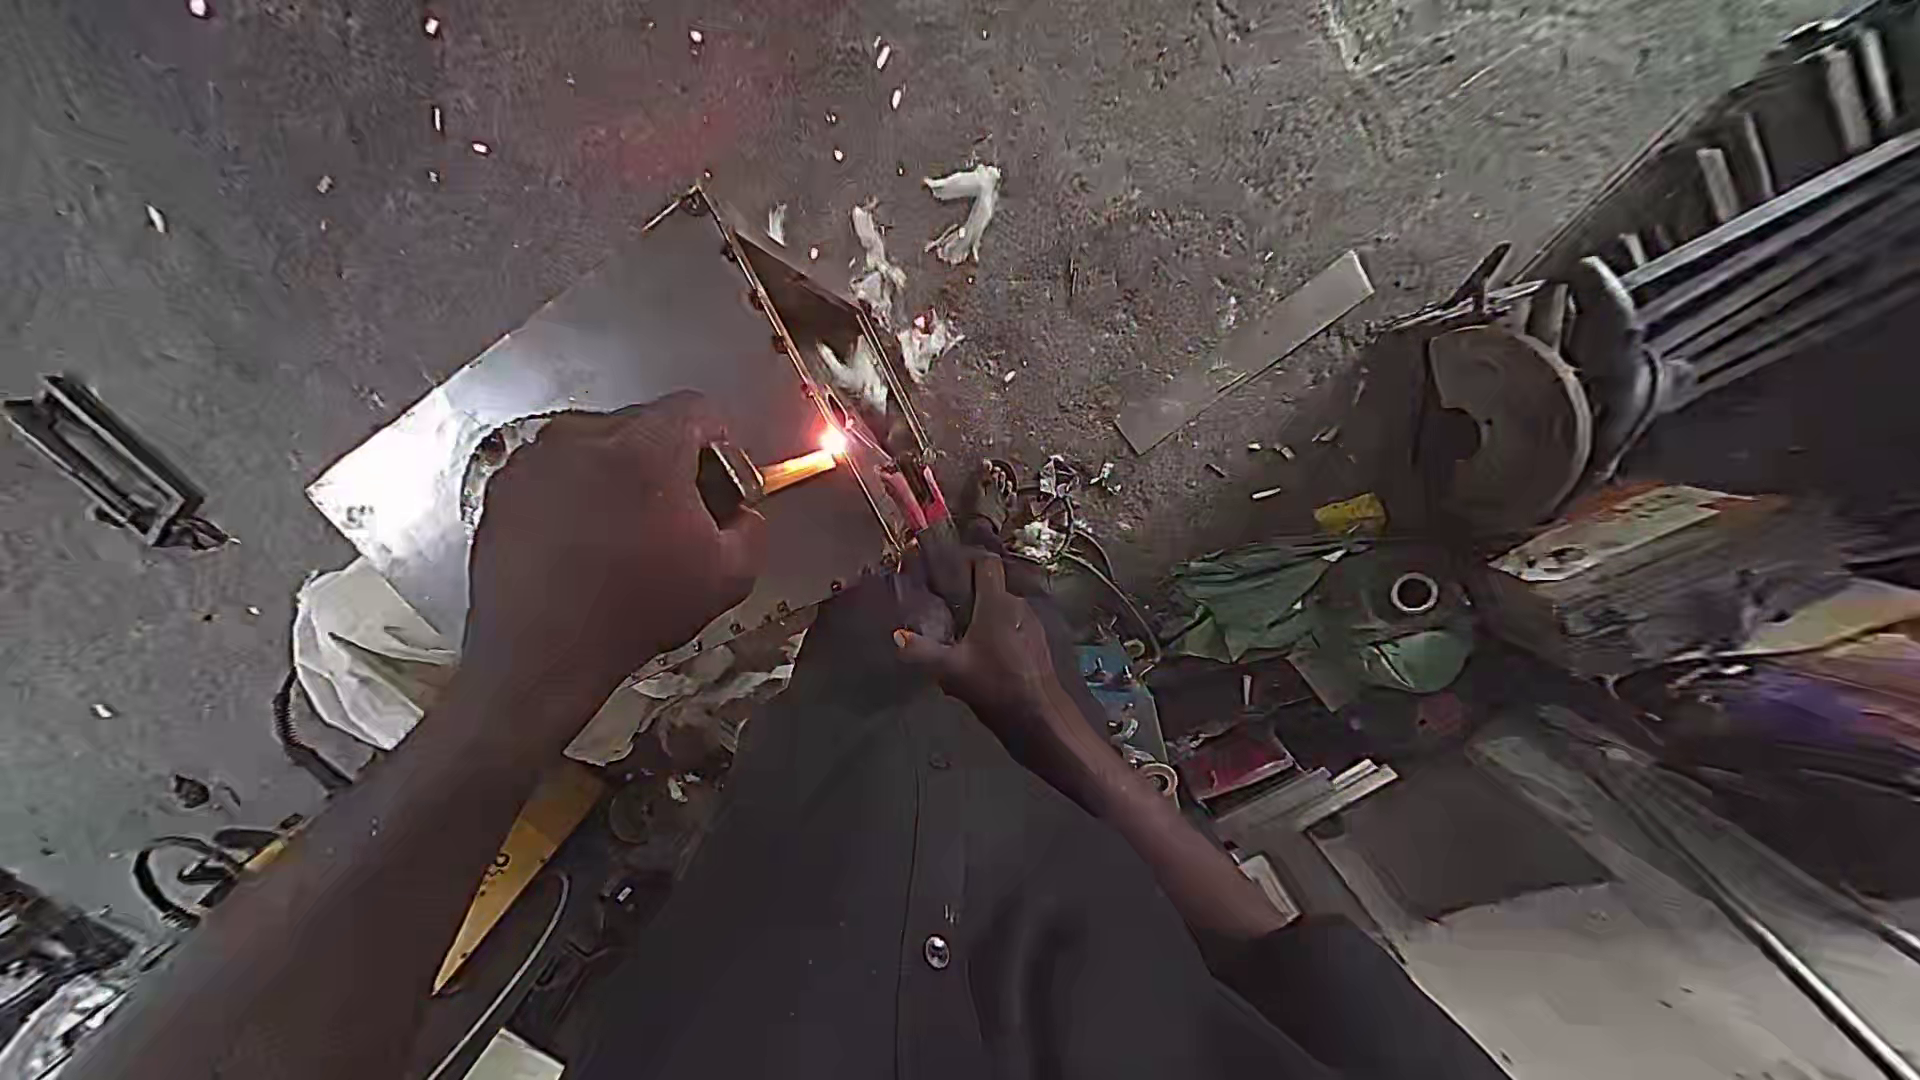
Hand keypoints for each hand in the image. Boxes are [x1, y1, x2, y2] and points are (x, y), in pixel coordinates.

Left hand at [464, 392, 766, 700]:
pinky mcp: (505, 484)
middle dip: (673, 460)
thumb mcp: (731, 574)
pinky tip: (589, 539)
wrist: (545, 653)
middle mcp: (584, 437)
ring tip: (628, 531)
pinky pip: (563, 468)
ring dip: (626, 473)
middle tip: (677, 514)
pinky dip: (583, 490)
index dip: (720, 444)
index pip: (697, 408)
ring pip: (603, 443)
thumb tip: (743, 513)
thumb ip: (754, 527)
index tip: (717, 481)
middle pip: (649, 423)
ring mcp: (537, 458)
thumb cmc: (637, 608)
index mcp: (645, 448)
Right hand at [894, 555, 1070, 751]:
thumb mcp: (951, 669)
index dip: (968, 560)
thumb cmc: (996, 684)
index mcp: (997, 603)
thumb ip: (921, 651)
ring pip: (1003, 609)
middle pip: (992, 587)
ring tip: (963, 636)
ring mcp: (1032, 624)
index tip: (948, 569)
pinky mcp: (1038, 643)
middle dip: (970, 595)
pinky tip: (985, 656)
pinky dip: (999, 633)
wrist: (1040, 716)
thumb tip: (898, 636)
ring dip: (985, 616)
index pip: (987, 563)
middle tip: (947, 609)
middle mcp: (1017, 606)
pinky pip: (1014, 628)